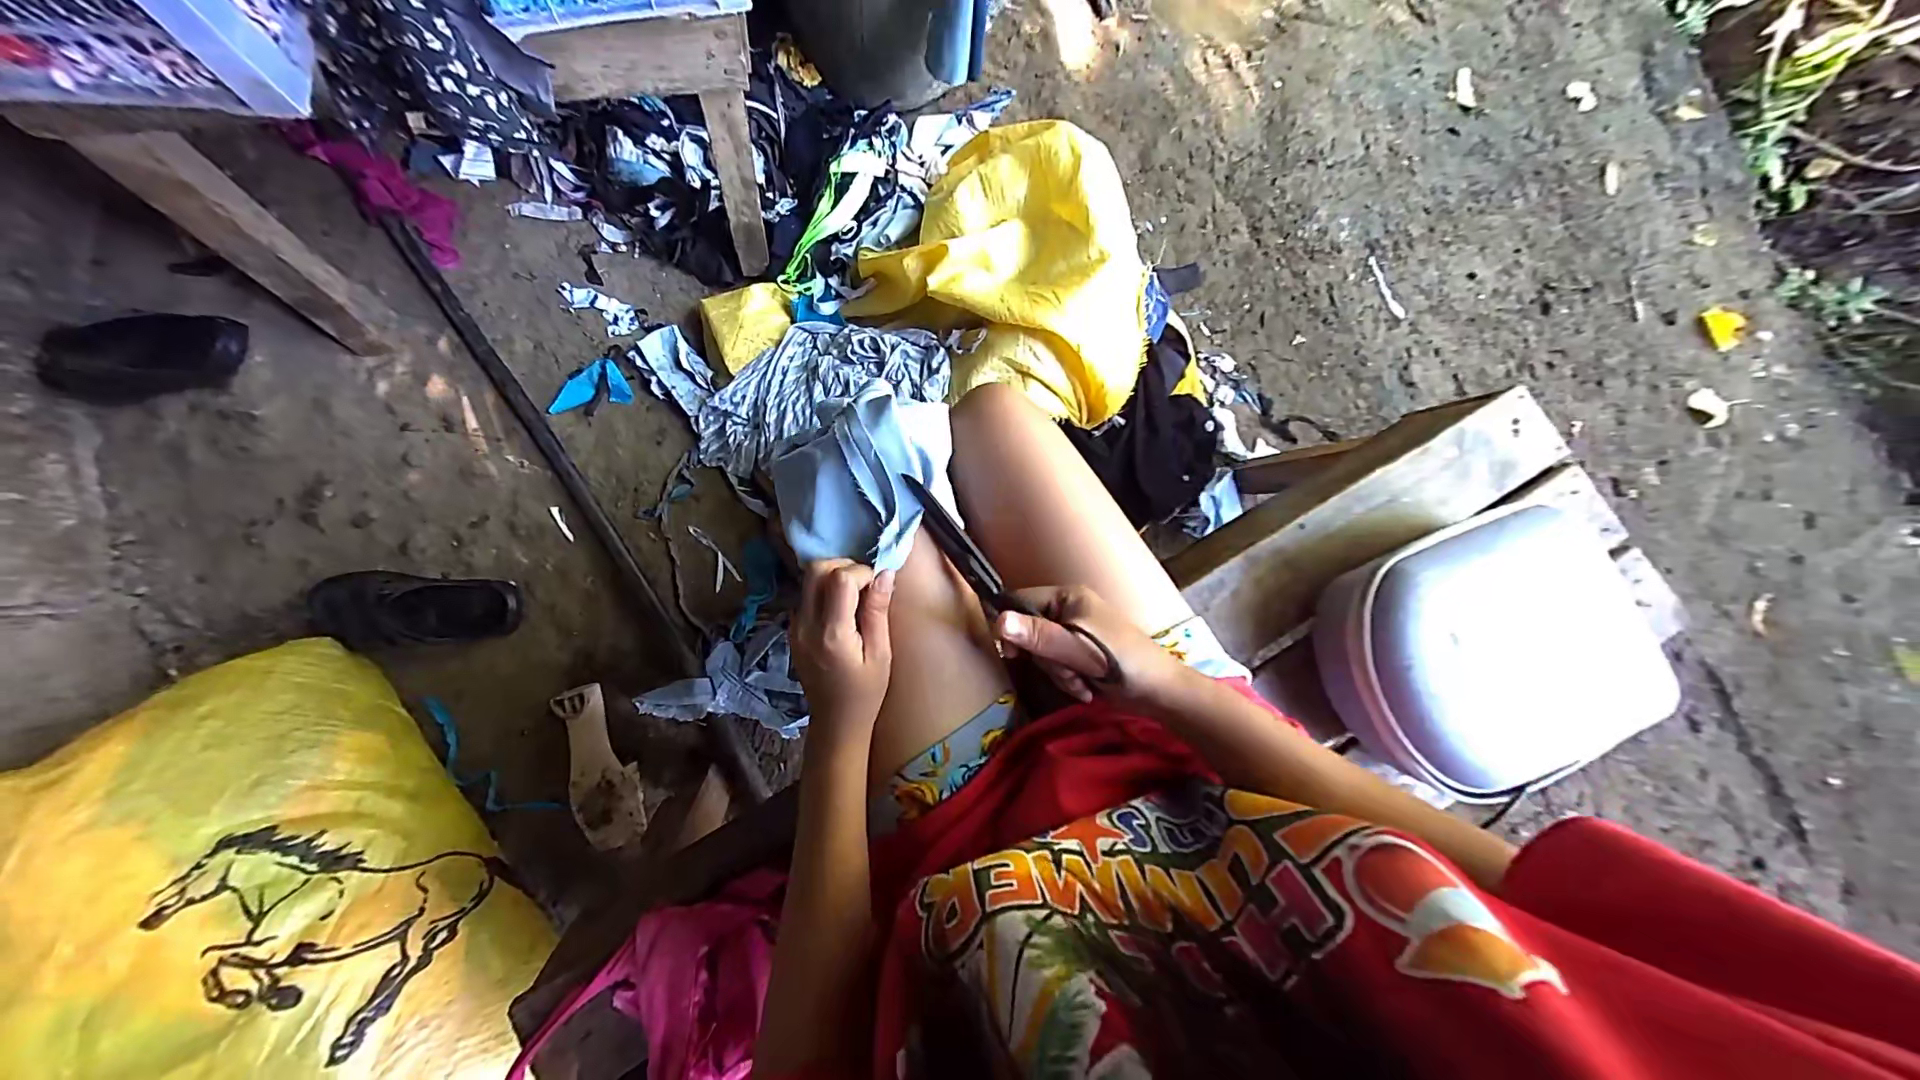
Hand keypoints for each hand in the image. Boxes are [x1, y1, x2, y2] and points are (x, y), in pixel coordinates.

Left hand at [792, 560, 895, 734]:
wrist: (835, 722)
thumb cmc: (866, 692)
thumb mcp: (881, 654)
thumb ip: (877, 611)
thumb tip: (885, 573)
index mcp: (831, 634)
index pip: (839, 578)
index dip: (862, 573)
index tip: (878, 586)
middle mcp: (806, 625)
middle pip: (816, 569)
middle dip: (843, 566)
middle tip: (865, 584)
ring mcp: (794, 627)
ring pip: (807, 579)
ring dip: (833, 576)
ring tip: (855, 596)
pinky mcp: (792, 629)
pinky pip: (806, 595)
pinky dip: (824, 590)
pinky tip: (842, 609)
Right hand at [991, 585, 1199, 714]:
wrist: (1161, 692)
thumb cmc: (1122, 662)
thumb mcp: (1077, 649)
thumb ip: (1038, 635)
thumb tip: (998, 621)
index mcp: (1067, 597)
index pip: (1020, 601)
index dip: (1012, 627)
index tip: (1013, 654)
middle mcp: (1069, 609)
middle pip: (1030, 632)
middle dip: (1047, 660)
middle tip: (1068, 671)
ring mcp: (1076, 631)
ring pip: (1043, 653)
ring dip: (1060, 674)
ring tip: (1083, 682)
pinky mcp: (1083, 653)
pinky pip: (1058, 665)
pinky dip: (1069, 680)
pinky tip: (1087, 688)